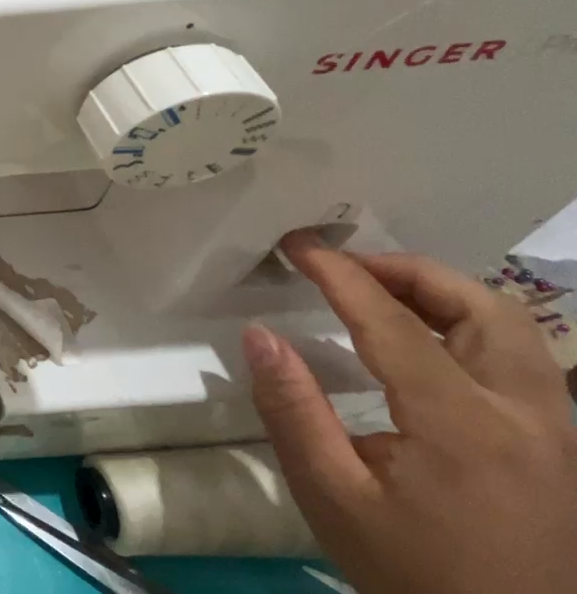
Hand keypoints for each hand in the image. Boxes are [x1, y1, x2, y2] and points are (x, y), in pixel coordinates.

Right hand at [244, 230, 576, 593]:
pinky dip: (467, 327)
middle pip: (483, 308)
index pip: (394, 322)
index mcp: (464, 424)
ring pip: (515, 330)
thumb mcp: (332, 496)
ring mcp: (557, 432)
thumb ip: (293, 410)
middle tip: (344, 267)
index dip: (341, 275)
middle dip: (408, 271)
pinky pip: (521, 361)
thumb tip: (259, 335)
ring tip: (378, 294)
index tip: (297, 245)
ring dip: (444, 296)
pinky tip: (423, 343)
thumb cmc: (413, 570)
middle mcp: (528, 415)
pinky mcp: (562, 448)